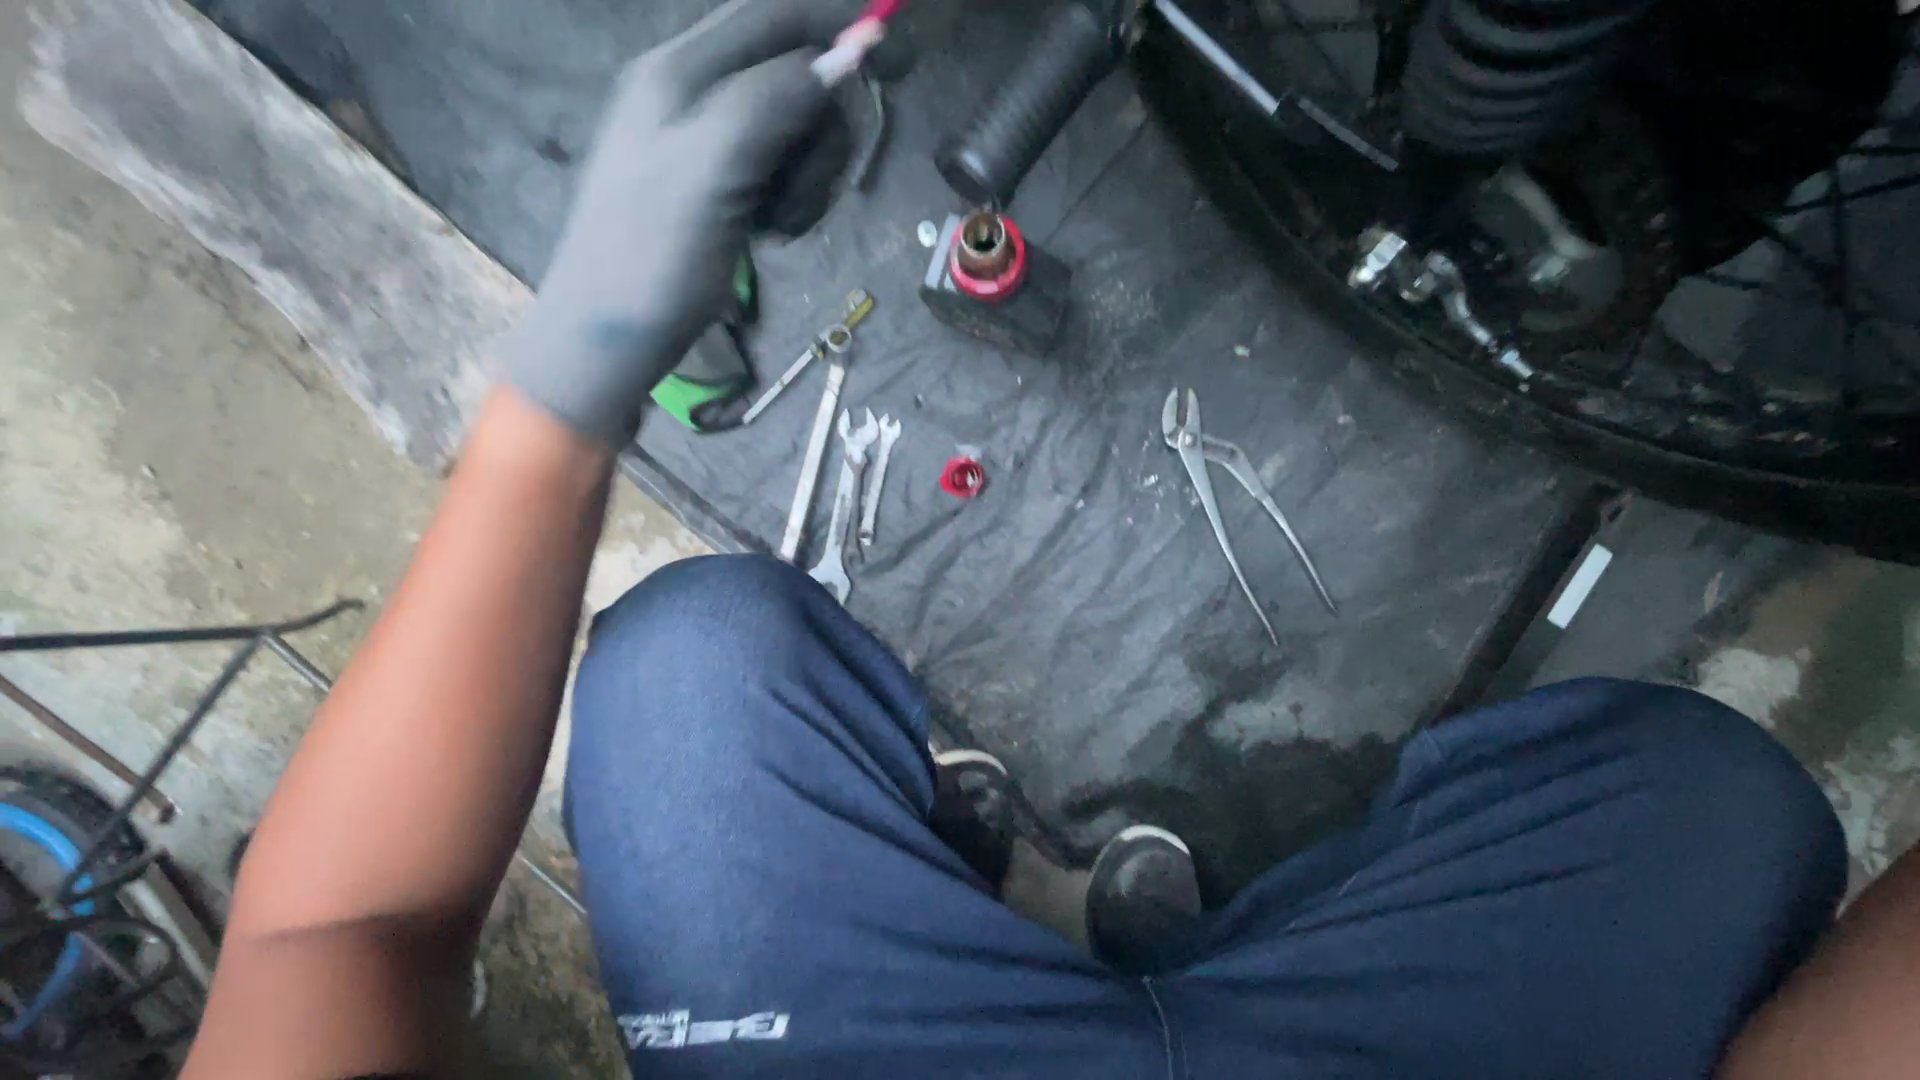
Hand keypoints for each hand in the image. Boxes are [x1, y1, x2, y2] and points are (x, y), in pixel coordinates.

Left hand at [502, 0, 851, 445]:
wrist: (611, 336)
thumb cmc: (653, 255)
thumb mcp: (712, 168)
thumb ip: (773, 99)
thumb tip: (847, 53)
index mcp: (680, 70)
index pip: (775, 15)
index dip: (838, 27)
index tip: (898, 55)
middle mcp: (693, 91)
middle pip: (795, 75)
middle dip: (819, 132)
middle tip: (803, 192)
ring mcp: (707, 140)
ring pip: (796, 129)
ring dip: (808, 177)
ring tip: (779, 224)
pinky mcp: (720, 183)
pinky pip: (781, 169)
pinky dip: (792, 199)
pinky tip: (770, 232)